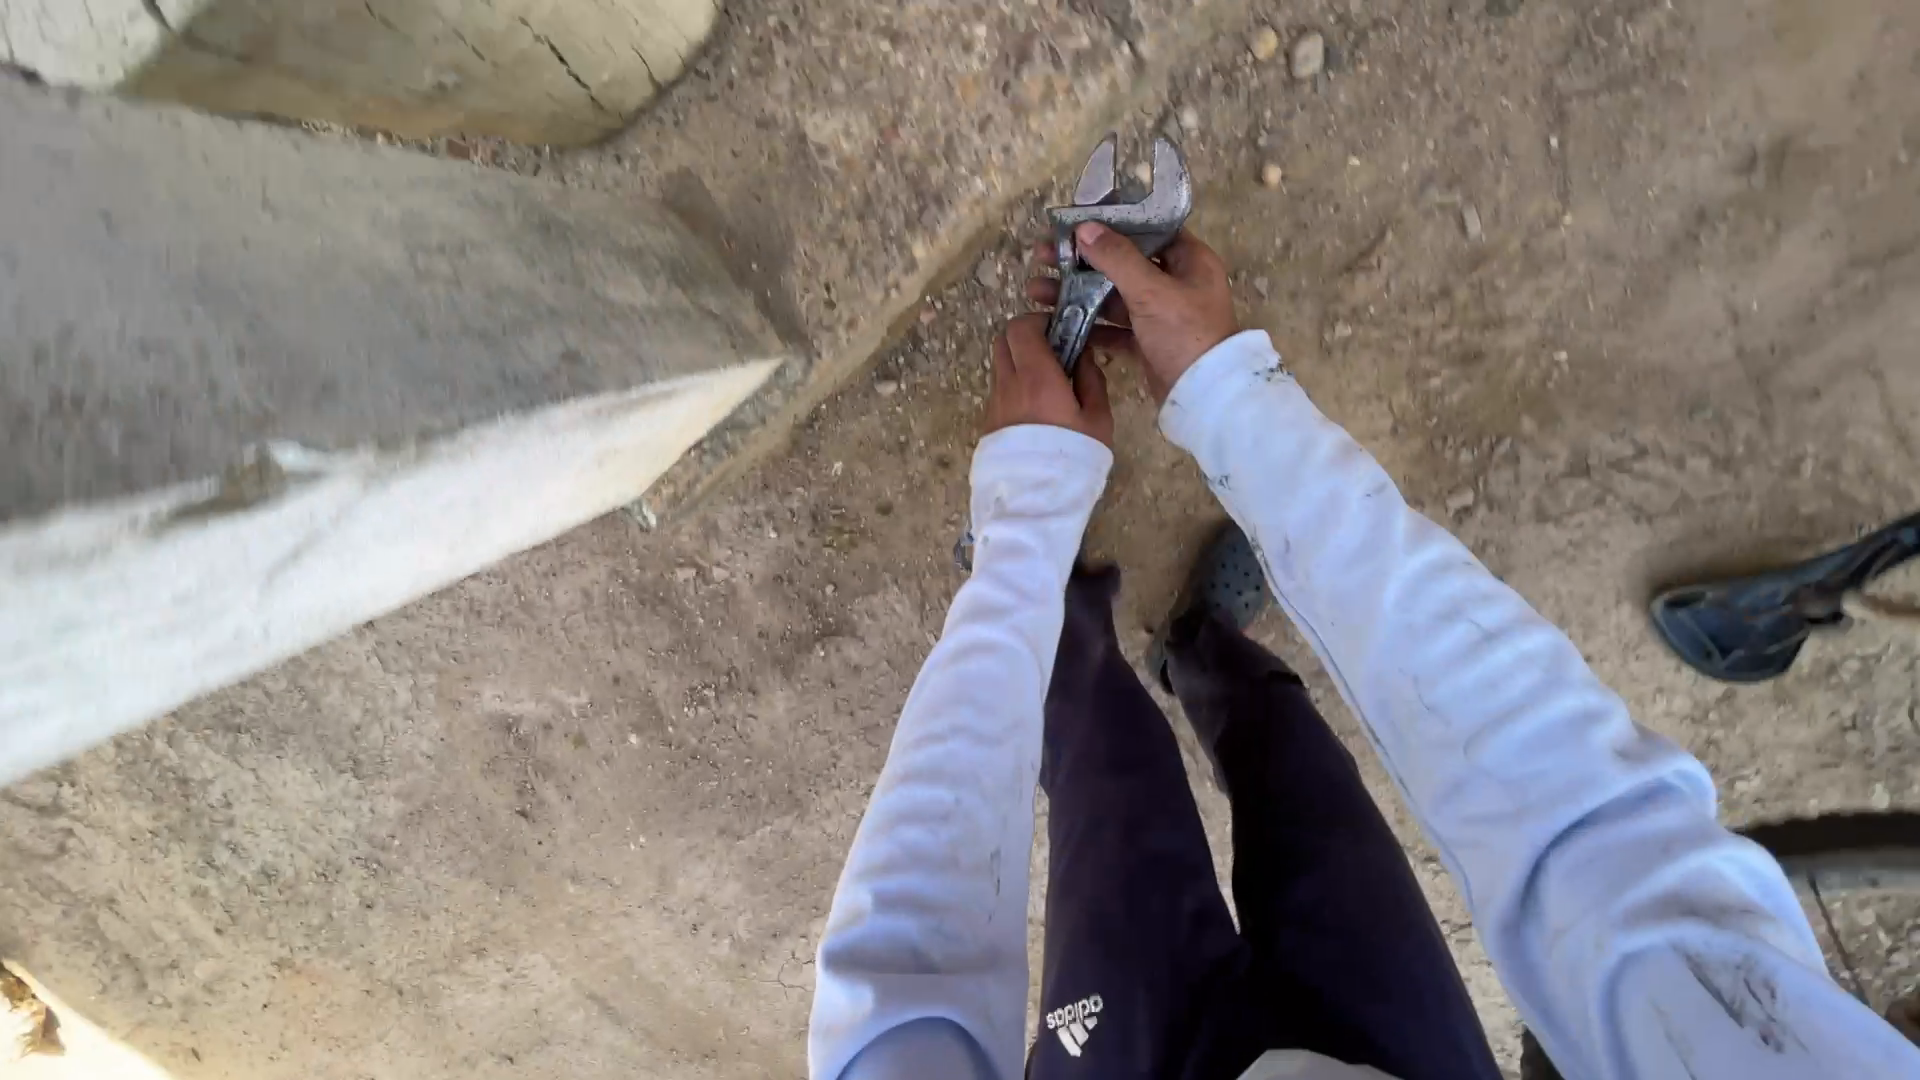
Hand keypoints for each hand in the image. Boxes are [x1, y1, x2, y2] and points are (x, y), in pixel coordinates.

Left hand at [983, 313, 1113, 446]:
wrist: (1037, 500)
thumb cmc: (1074, 457)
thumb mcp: (1098, 419)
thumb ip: (1091, 380)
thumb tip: (1083, 357)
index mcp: (1037, 377)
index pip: (1021, 327)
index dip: (1037, 321)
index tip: (1058, 331)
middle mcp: (1008, 385)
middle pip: (1002, 340)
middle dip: (1024, 338)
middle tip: (1050, 353)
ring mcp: (994, 404)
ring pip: (999, 366)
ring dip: (1018, 364)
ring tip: (1045, 385)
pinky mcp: (988, 423)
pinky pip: (998, 392)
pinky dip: (1013, 388)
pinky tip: (1034, 410)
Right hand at [1026, 223, 1239, 402]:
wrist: (1202, 394)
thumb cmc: (1185, 334)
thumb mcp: (1151, 291)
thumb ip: (1117, 259)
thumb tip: (1084, 228)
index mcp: (1189, 259)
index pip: (1146, 229)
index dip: (1110, 223)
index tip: (1073, 223)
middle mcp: (1175, 282)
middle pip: (1121, 263)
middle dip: (1081, 261)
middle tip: (1042, 256)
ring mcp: (1159, 314)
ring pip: (1111, 296)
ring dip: (1077, 293)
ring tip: (1036, 290)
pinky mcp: (1146, 342)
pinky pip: (1112, 327)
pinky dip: (1088, 324)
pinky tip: (1059, 320)